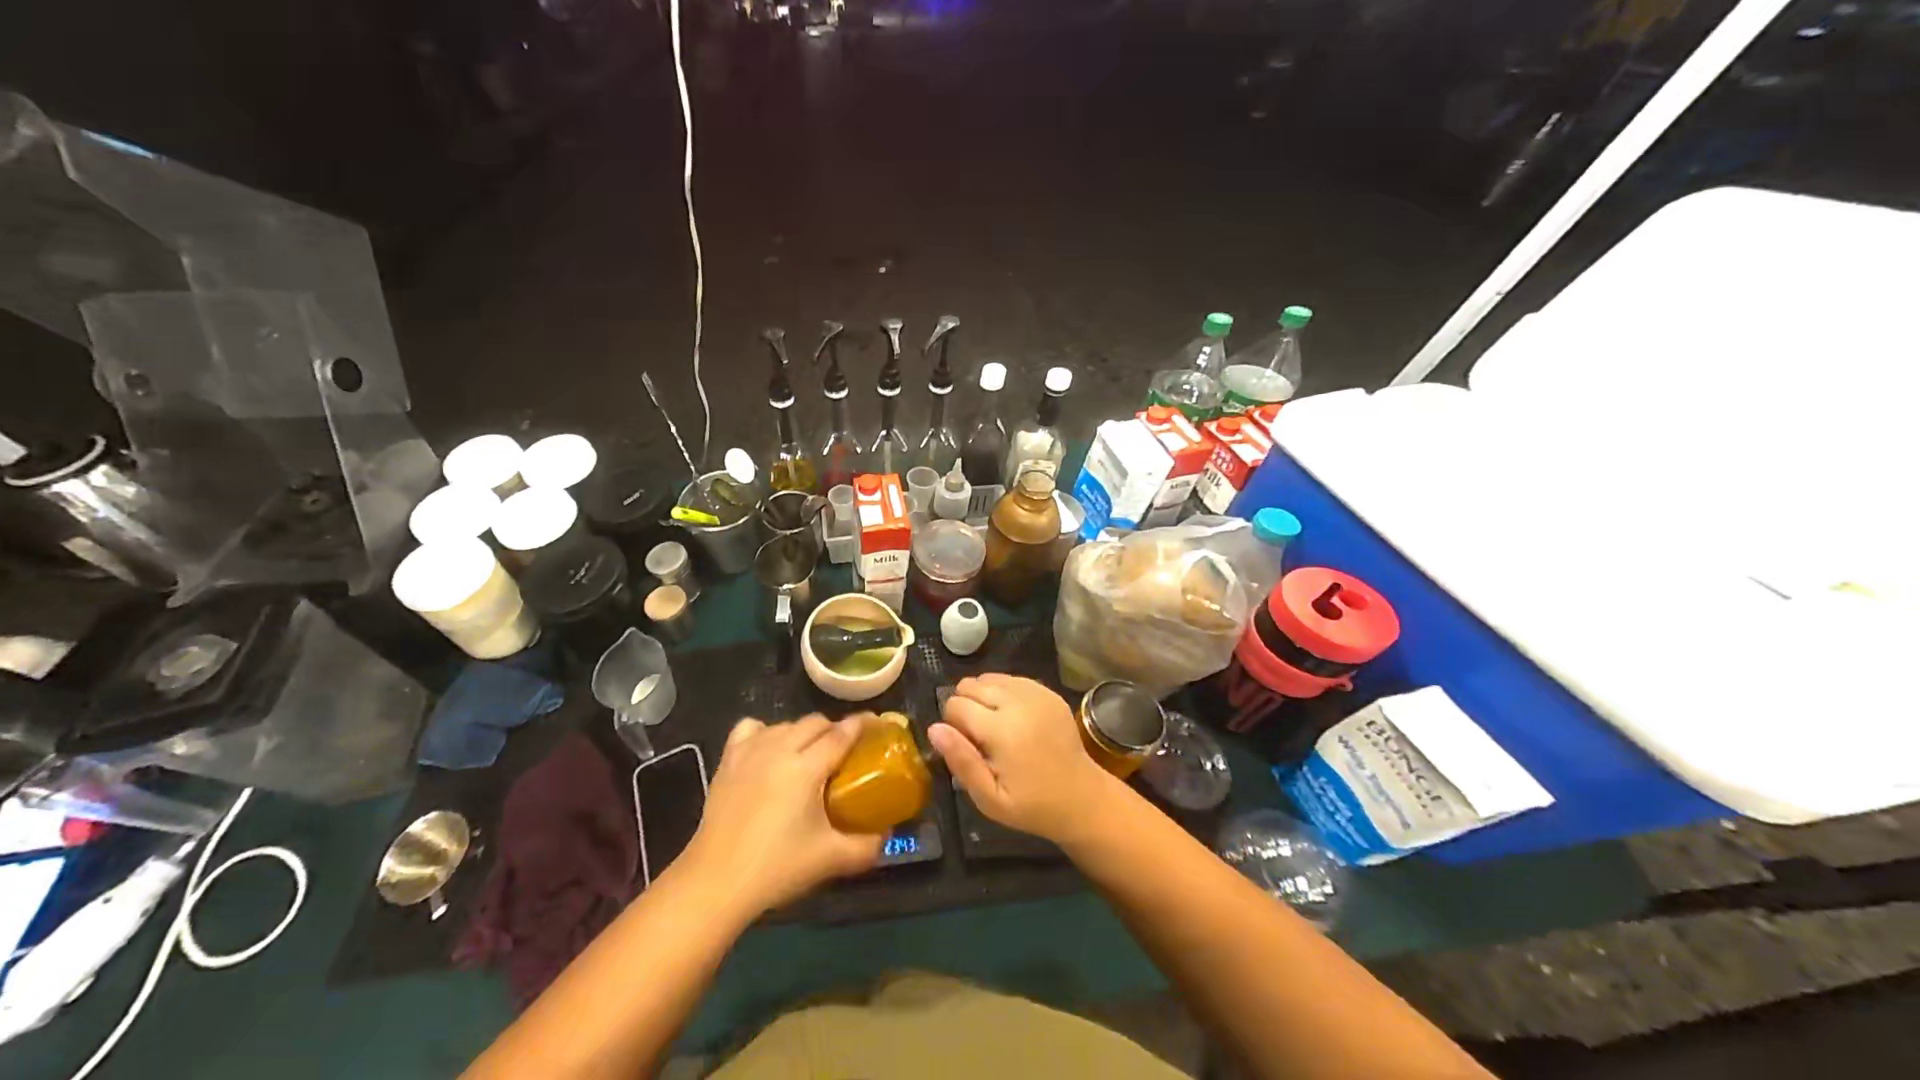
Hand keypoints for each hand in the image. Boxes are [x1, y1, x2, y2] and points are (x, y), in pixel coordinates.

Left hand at [678, 714, 883, 915]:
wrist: (715, 882)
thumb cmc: (776, 867)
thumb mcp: (831, 859)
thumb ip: (866, 845)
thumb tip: (886, 834)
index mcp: (806, 767)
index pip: (841, 734)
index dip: (862, 724)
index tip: (877, 723)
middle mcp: (779, 749)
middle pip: (815, 722)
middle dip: (834, 730)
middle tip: (846, 751)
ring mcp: (749, 751)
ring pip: (786, 724)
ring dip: (803, 732)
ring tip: (810, 755)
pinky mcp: (727, 761)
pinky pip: (751, 728)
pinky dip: (766, 732)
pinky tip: (770, 749)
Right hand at [929, 674, 1124, 844]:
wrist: (1081, 798)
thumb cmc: (1031, 805)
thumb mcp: (989, 798)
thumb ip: (960, 761)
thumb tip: (935, 728)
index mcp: (1001, 730)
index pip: (955, 705)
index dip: (953, 725)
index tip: (966, 746)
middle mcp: (1018, 703)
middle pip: (970, 685)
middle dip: (965, 706)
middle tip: (979, 737)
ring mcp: (1036, 694)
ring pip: (989, 677)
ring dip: (983, 696)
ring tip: (994, 726)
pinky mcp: (1049, 692)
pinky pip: (1012, 679)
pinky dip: (1004, 692)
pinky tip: (1012, 717)